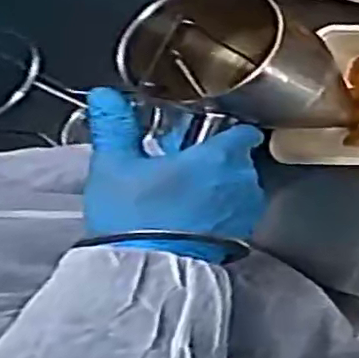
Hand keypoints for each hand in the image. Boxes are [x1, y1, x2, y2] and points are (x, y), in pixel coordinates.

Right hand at [83, 87, 265, 261]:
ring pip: (242, 182)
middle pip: (239, 157)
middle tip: (183, 167)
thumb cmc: (133, 213)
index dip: (229, 130)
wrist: (151, 262)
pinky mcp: (249, 224)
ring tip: (185, 192)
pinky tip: (196, 212)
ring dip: (221, 183)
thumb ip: (116, 127)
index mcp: (220, 156)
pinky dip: (225, 205)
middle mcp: (245, 176)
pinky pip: (242, 206)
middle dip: (216, 159)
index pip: (243, 132)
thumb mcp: (115, 166)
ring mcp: (251, 202)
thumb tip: (106, 95)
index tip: (210, 134)